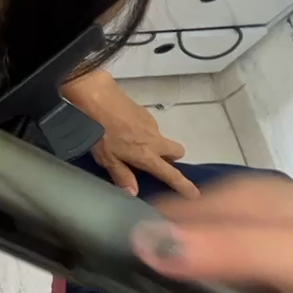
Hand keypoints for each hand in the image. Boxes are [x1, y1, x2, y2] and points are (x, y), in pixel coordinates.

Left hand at [62, 69, 197, 197]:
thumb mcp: (106, 158)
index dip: (183, 185)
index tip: (195, 194)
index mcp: (146, 155)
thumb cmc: (99, 131)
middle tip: (152, 163)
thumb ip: (121, 174)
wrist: (97, 98)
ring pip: (161, 138)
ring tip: (126, 144)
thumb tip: (134, 192)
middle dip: (171, 159)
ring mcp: (152, 124)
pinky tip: (121, 129)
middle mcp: (155, 140)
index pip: (170, 174)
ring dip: (152, 144)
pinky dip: (141, 132)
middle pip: (177, 152)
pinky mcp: (144, 112)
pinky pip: (149, 127)